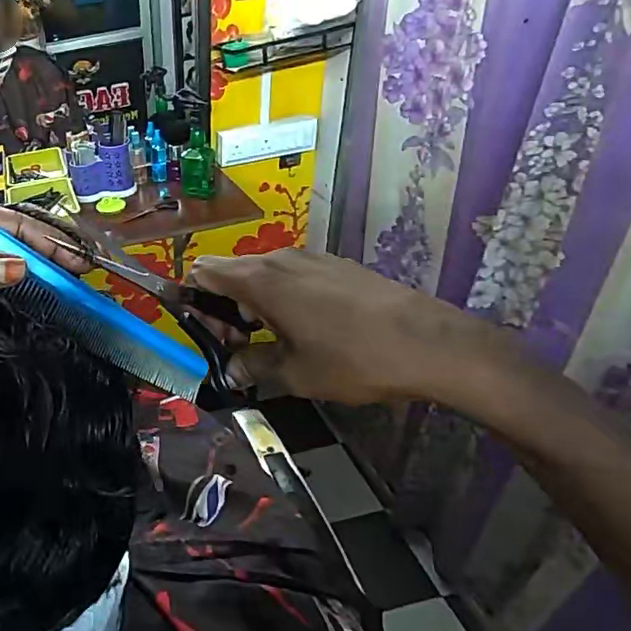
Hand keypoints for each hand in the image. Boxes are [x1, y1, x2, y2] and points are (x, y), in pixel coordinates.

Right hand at [185, 249, 528, 407]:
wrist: (435, 344)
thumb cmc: (354, 358)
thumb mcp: (295, 373)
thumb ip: (252, 366)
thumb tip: (231, 371)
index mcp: (259, 279)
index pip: (201, 272)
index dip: (195, 302)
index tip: (214, 335)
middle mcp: (279, 258)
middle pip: (230, 272)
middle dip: (224, 306)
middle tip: (241, 344)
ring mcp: (312, 258)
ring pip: (262, 273)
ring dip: (254, 302)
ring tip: (277, 338)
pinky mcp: (337, 265)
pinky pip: (292, 274)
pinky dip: (283, 296)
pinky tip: (310, 328)